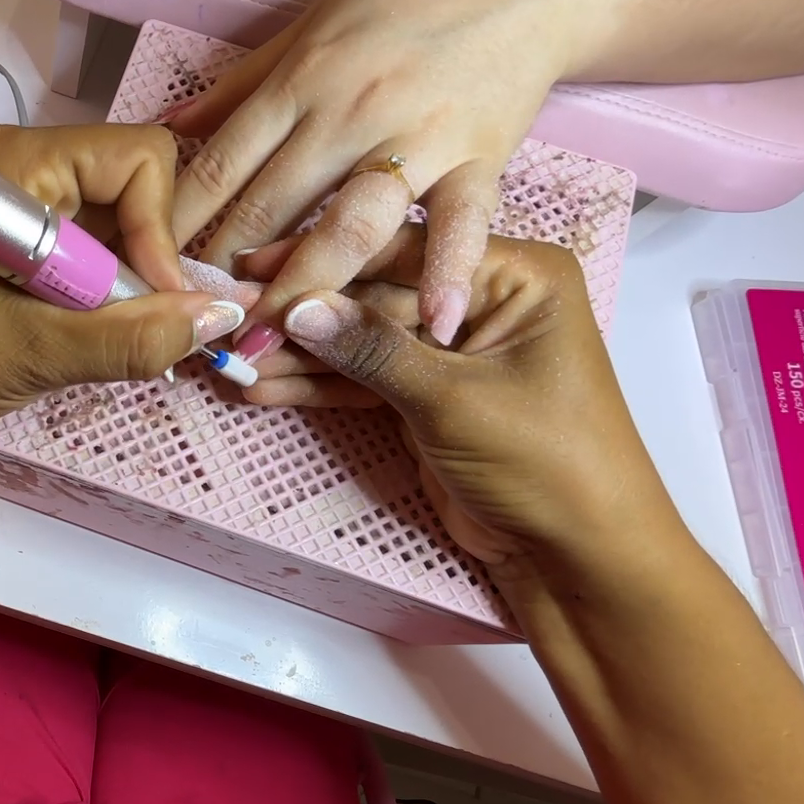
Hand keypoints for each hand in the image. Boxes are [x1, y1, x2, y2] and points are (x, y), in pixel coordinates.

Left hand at [0, 124, 247, 447]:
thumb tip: (218, 318)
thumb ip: (132, 338)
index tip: (151, 304)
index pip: (138, 160)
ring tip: (101, 332)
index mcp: (18, 165)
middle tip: (132, 323)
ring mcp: (25, 202)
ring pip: (121, 223)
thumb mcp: (40, 352)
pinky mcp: (26, 237)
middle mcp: (26, 166)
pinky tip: (86, 327)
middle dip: (147, 259)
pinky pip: (97, 247)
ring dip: (127, 282)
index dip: (160, 231)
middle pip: (136, 187)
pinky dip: (107, 291)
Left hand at [168, 0, 597, 346]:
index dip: (178, 230)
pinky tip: (434, 328)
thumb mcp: (304, 31)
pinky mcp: (480, 156)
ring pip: (348, 225)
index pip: (219, 169)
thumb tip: (169, 131)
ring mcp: (417, 137)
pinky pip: (461, 223)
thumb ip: (235, 90)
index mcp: (298, 83)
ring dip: (303, 287)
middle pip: (270, 206)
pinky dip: (450, 274)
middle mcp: (348, 112)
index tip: (154, 277)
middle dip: (226, 273)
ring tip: (269, 339)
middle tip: (198, 323)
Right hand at [273, 226, 680, 569]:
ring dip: (297, 359)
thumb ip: (370, 349)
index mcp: (510, 274)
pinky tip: (263, 390)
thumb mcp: (451, 397)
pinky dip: (316, 388)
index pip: (399, 252)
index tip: (251, 272)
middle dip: (300, 320)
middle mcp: (476, 301)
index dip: (321, 263)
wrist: (571, 551)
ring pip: (357, 343)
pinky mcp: (421, 394)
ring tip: (233, 365)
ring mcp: (445, 351)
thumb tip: (295, 309)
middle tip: (232, 325)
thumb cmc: (540, 459)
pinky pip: (359, 380)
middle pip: (370, 299)